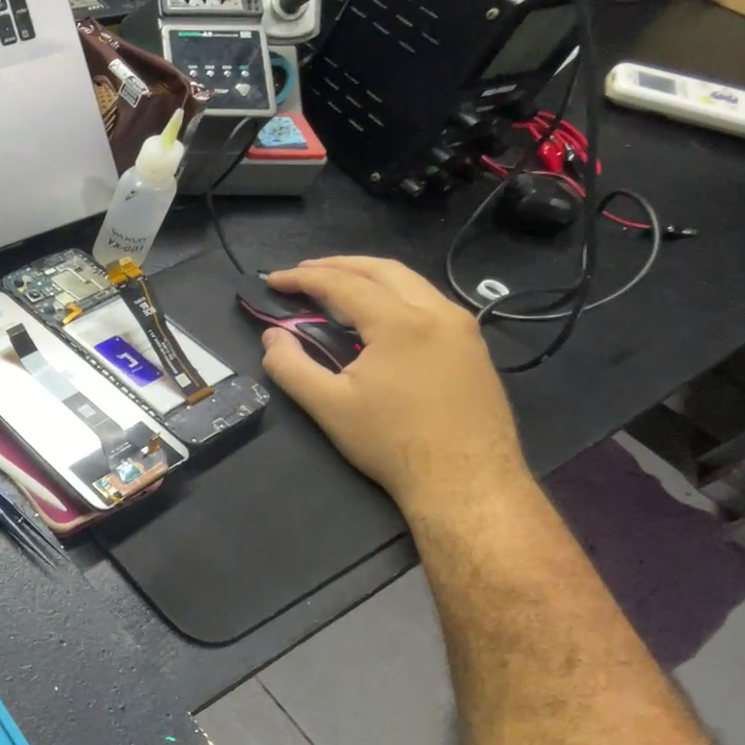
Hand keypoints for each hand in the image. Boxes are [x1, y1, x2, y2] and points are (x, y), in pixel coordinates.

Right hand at [259, 257, 528, 511]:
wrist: (466, 479)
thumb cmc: (391, 441)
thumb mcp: (327, 405)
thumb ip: (290, 365)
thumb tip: (271, 336)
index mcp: (401, 322)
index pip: (343, 284)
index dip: (303, 279)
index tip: (272, 280)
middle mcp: (438, 313)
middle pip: (383, 270)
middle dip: (338, 265)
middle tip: (302, 272)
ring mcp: (463, 329)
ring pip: (411, 283)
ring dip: (369, 276)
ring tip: (335, 286)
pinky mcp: (473, 347)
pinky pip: (428, 302)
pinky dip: (394, 294)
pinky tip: (376, 313)